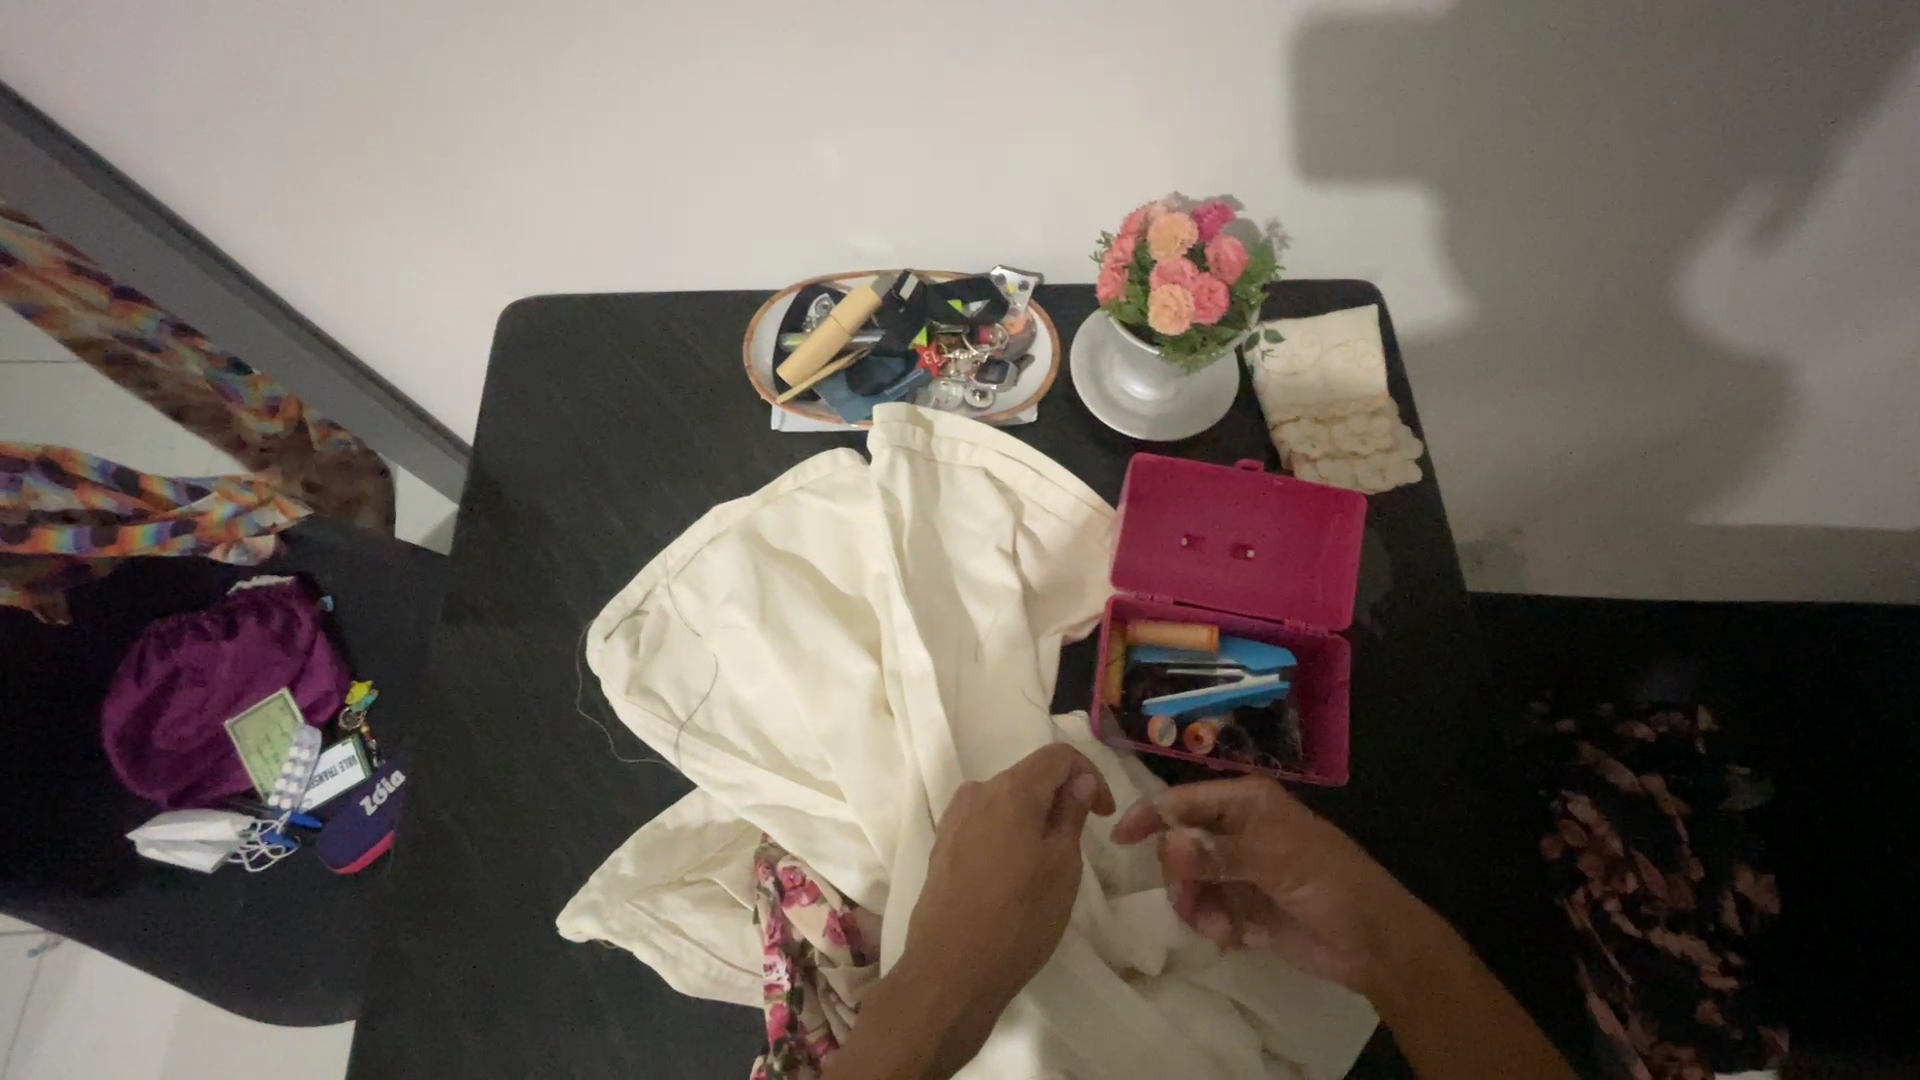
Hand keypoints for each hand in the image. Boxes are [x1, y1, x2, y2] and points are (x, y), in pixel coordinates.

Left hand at [877, 744, 1113, 1076]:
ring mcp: (955, 817)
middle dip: (1061, 797)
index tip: (1104, 812)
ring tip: (1048, 863)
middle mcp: (978, 791)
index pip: (1058, 755)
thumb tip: (1079, 781)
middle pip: (1030, 776)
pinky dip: (1009, 832)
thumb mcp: (1062, 867)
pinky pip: (985, 822)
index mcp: (1011, 790)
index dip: (1089, 774)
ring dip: (1034, 817)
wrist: (948, 972)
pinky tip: (1014, 873)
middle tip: (1080, 842)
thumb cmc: (1018, 919)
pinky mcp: (943, 843)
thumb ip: (1071, 814)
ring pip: (1006, 800)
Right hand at [1110, 775, 1429, 995]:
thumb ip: (1218, 853)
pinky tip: (1229, 937)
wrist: (1376, 945)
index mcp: (1245, 802)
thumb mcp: (1275, 860)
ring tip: (1214, 926)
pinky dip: (1209, 923)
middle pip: (1179, 843)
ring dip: (1193, 903)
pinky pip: (1205, 909)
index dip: (1151, 816)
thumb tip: (1169, 844)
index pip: (1184, 801)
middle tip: (1188, 897)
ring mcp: (1237, 869)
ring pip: (1187, 880)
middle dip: (1178, 872)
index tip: (1120, 839)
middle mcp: (1235, 830)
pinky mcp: (1242, 905)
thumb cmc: (1330, 883)